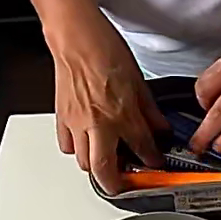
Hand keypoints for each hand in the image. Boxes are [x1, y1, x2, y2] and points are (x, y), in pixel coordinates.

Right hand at [46, 5, 164, 194]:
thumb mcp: (138, 80)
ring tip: (108, 161)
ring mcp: (77, 123)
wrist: (76, 37)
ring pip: (84, 161)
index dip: (152, 159)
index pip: (142, 148)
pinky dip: (77, 149)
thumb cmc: (104, 49)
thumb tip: (159, 126)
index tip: (155, 162)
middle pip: (103, 169)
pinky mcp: (62, 118)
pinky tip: (86, 142)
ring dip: (97, 166)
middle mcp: (98, 123)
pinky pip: (67, 145)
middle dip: (116, 182)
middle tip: (125, 181)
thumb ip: (149, 109)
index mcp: (121, 114)